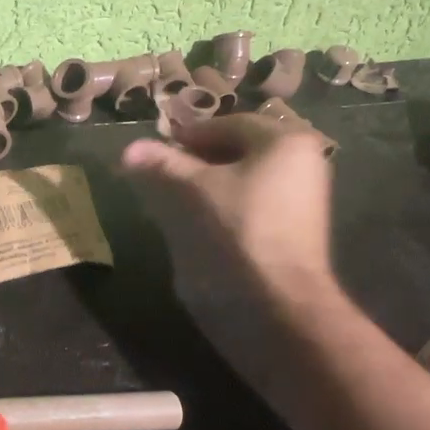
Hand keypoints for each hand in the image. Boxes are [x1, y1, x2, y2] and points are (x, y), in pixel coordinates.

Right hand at [122, 112, 335, 298]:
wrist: (274, 305)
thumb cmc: (235, 234)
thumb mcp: (190, 193)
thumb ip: (161, 166)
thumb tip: (129, 149)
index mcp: (284, 142)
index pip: (227, 125)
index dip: (187, 135)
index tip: (153, 150)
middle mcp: (300, 165)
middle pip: (236, 154)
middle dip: (193, 163)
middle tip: (157, 176)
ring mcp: (297, 203)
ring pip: (239, 184)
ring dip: (202, 189)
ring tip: (166, 203)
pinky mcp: (287, 236)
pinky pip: (245, 210)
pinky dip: (217, 212)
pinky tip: (191, 229)